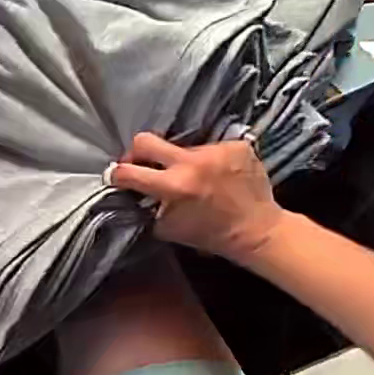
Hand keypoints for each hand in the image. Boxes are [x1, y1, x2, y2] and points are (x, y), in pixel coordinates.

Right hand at [109, 132, 292, 262]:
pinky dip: (205, 159)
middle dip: (137, 153)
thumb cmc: (207, 234)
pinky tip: (213, 173)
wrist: (257, 230)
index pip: (128, 171)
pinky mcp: (236, 146)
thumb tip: (131, 191)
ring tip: (191, 176)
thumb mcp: (165, 226)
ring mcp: (217, 151)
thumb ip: (145, 206)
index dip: (116, 175)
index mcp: (174, 186)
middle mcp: (194, 163)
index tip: (116, 177)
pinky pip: (207, 146)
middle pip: (145, 141)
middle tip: (142, 165)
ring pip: (180, 146)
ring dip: (178, 160)